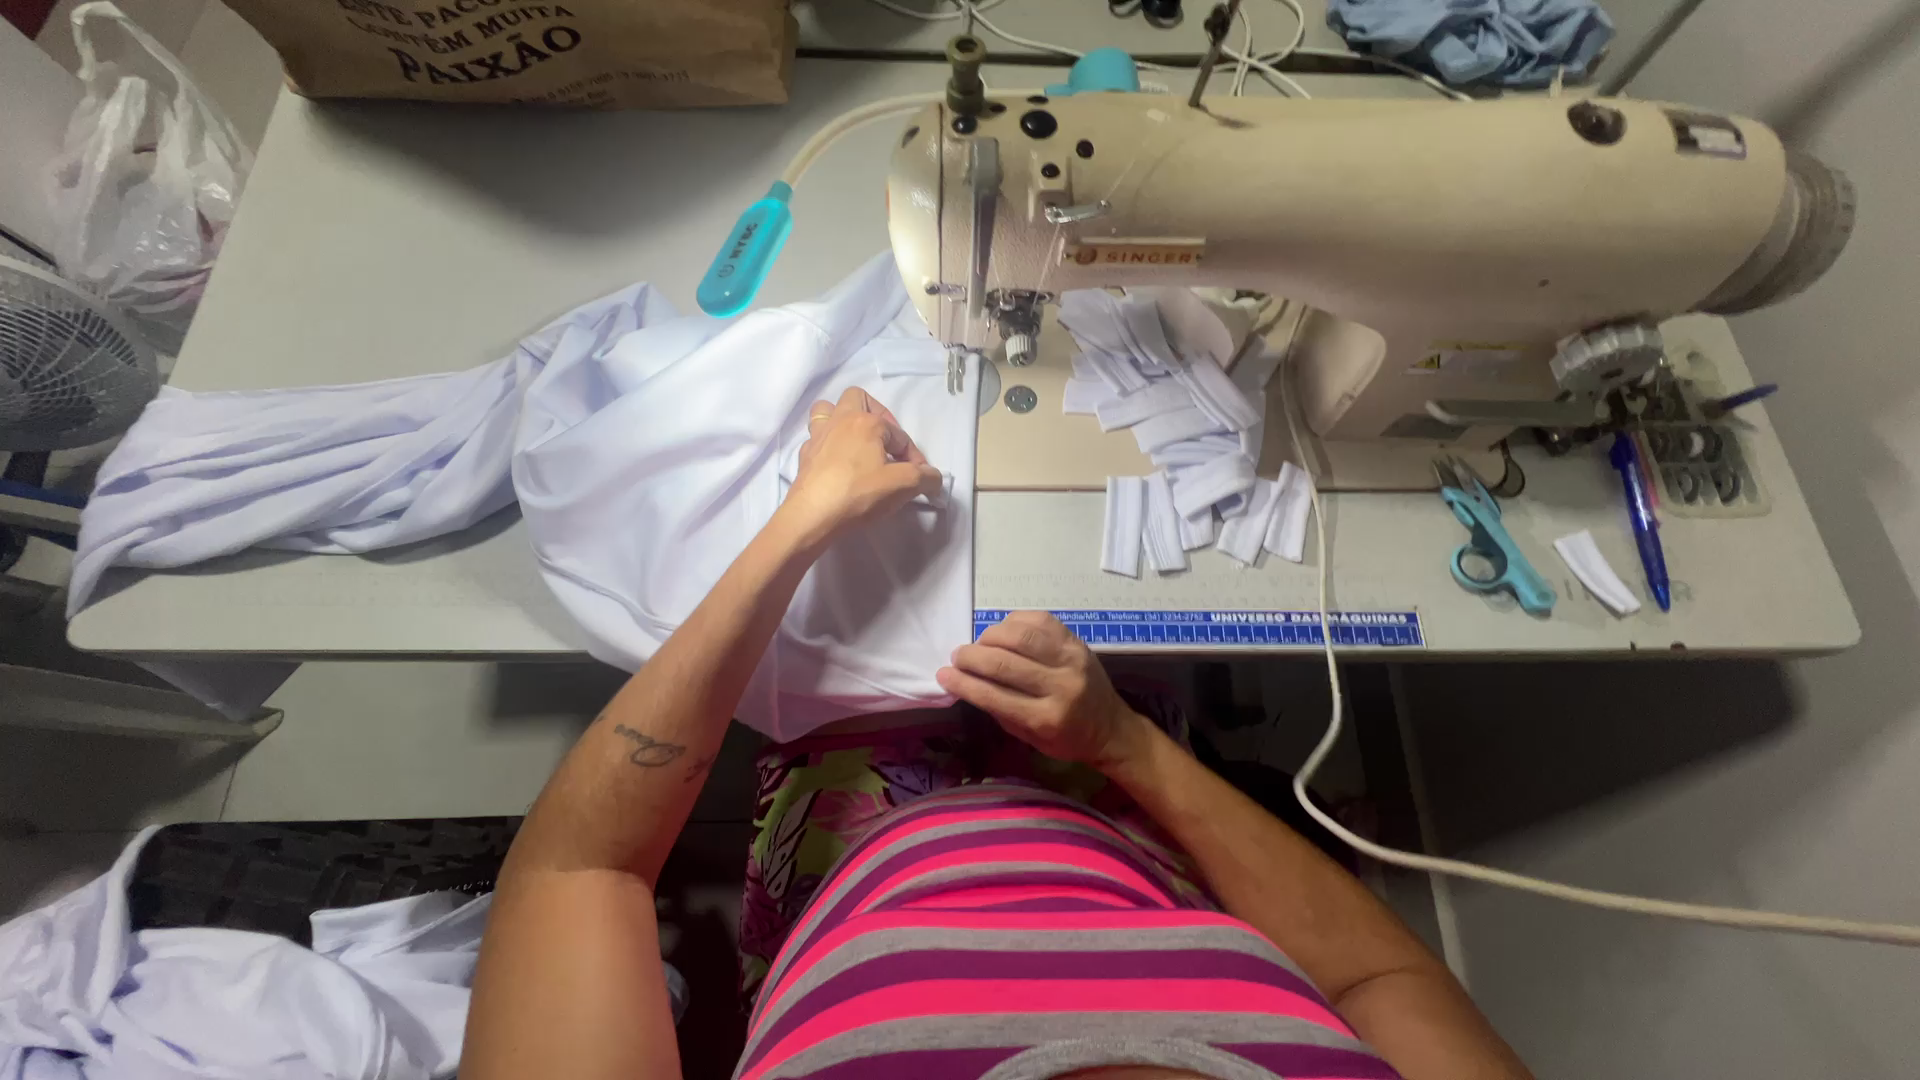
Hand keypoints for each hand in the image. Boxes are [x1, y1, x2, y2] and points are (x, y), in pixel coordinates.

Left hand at [779, 387, 944, 547]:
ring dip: (843, 420)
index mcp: (866, 422)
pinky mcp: (804, 457)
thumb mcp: (903, 486)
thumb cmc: (859, 493)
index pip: (899, 434)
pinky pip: (817, 439)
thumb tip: (933, 476)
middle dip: (876, 414)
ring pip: (827, 411)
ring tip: (857, 443)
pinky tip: (839, 465)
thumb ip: (925, 477)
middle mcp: (839, 421)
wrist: (813, 516)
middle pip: (857, 398)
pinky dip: (829, 446)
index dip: (913, 456)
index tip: (918, 477)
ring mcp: (817, 437)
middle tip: (885, 442)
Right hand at [936, 611, 1151, 769]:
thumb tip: (965, 681)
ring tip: (979, 644)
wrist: (1111, 727)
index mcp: (1047, 718)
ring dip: (990, 636)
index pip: (995, 697)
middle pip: (1004, 663)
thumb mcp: (1029, 737)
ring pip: (1020, 636)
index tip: (943, 675)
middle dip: (972, 657)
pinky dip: (1013, 622)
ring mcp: (1071, 658)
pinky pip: (1038, 620)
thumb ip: (999, 709)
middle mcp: (1061, 686)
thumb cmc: (1066, 738)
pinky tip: (1004, 632)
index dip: (963, 683)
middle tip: (957, 657)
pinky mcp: (1076, 640)